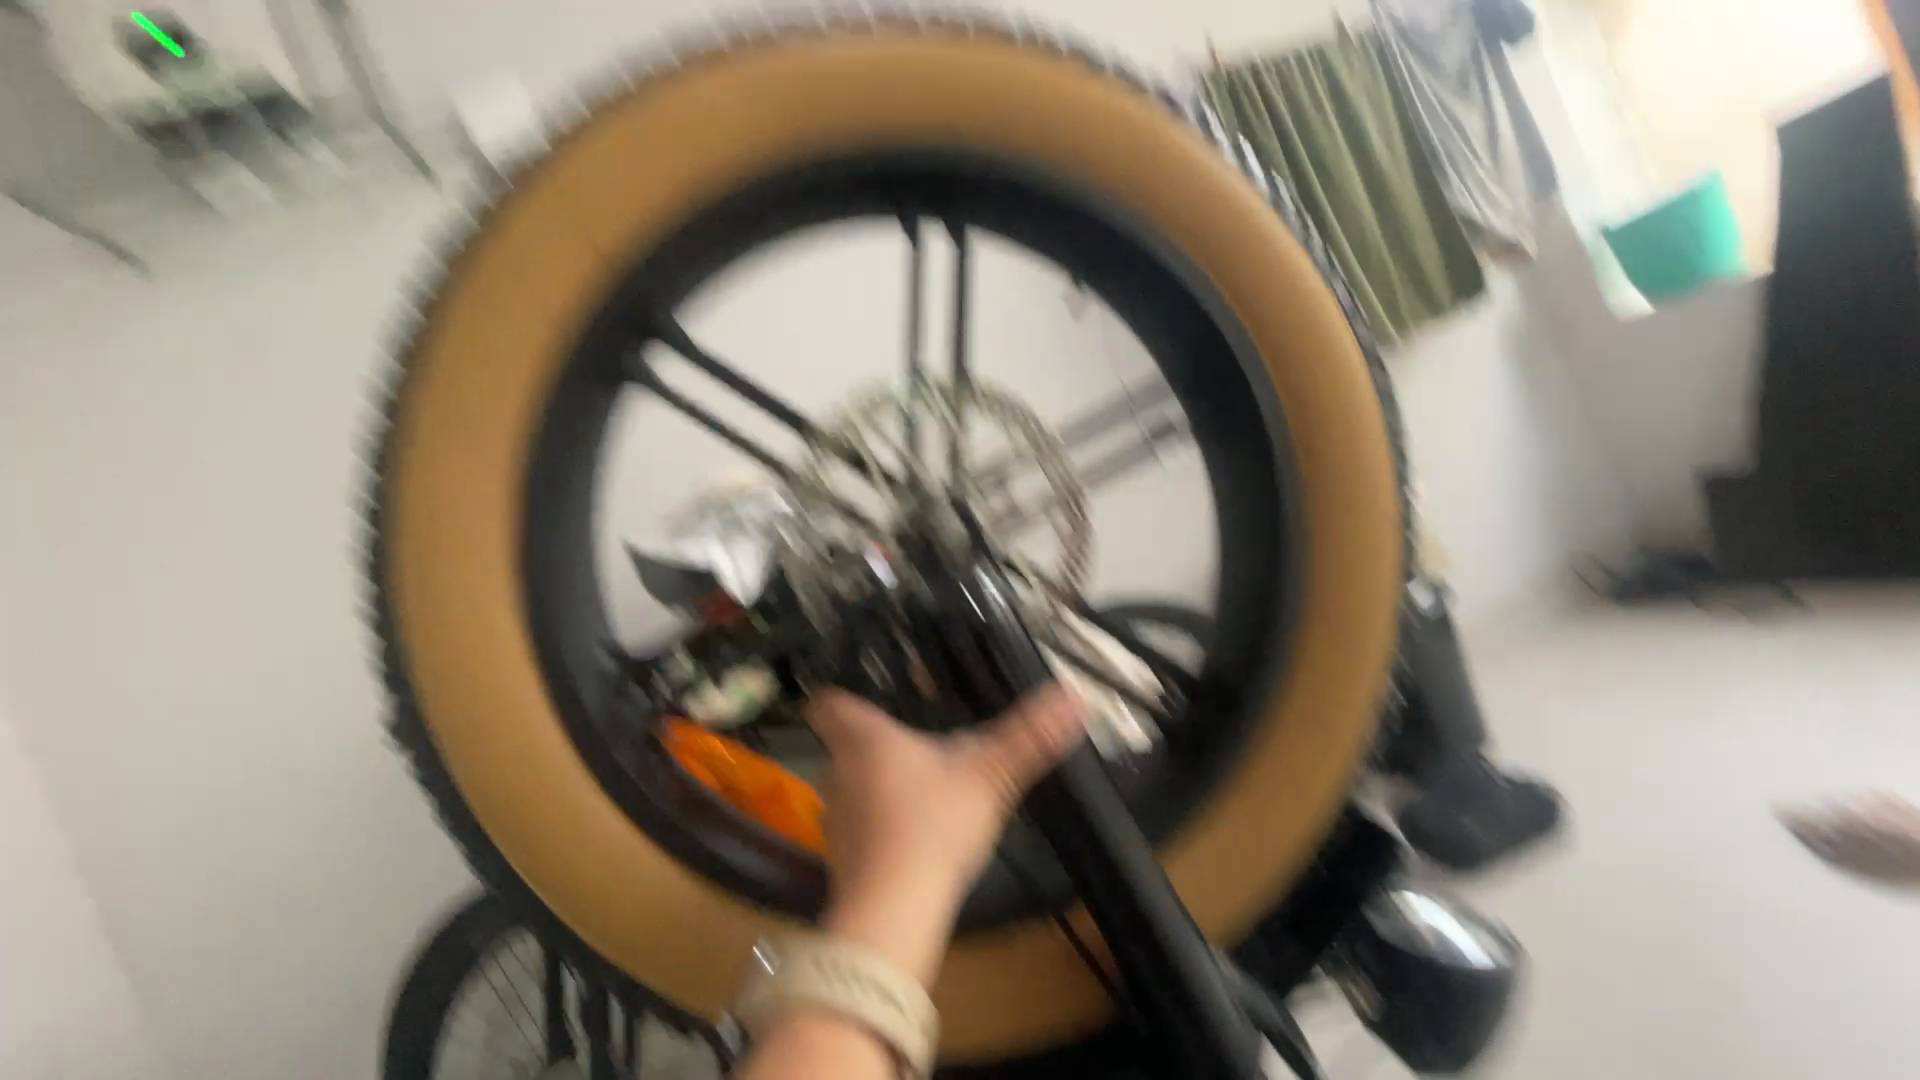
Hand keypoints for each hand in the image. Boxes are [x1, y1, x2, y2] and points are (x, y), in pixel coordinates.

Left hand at [803, 686, 1086, 982]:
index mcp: (864, 738)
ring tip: (918, 795)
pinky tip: (910, 842)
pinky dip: (878, 829)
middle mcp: (838, 771)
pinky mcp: (839, 859)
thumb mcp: (990, 776)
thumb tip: (1074, 694)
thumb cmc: (933, 826)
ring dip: (876, 789)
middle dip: (873, 746)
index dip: (843, 699)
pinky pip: (857, 830)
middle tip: (914, 749)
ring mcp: (834, 818)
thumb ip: (1030, 737)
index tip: (866, 702)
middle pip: (843, 746)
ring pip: (850, 789)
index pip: (830, 703)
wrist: (892, 910)